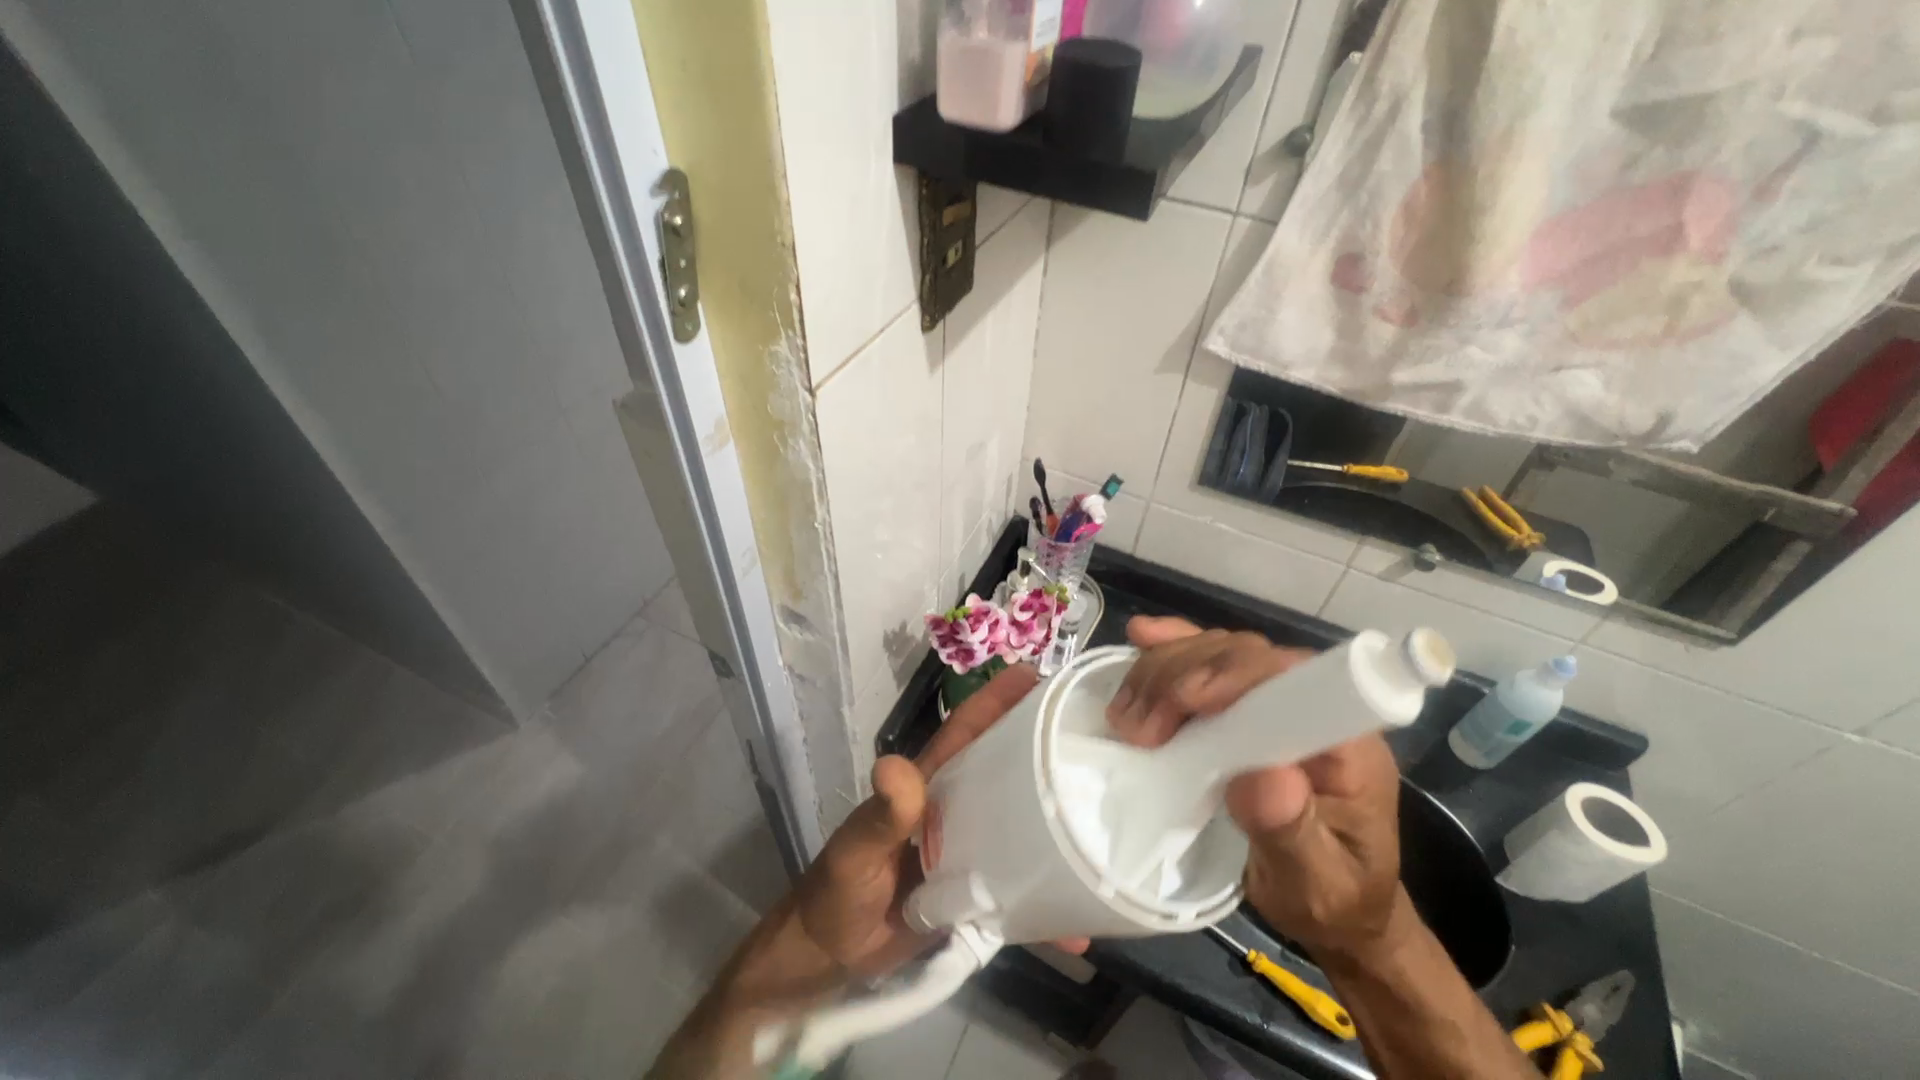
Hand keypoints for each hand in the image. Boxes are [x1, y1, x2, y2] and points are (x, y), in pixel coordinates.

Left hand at [793, 663, 1089, 976]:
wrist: (832, 953)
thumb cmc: (838, 888)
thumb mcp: (858, 848)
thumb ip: (881, 813)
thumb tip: (894, 766)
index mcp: (930, 787)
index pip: (967, 732)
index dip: (997, 701)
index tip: (1037, 675)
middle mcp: (957, 812)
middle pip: (1009, 775)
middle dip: (1046, 756)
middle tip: (1097, 745)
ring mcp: (970, 854)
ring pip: (1023, 832)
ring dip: (1059, 834)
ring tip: (1110, 834)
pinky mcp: (977, 897)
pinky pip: (1019, 897)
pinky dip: (1044, 913)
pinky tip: (1078, 931)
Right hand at [1108, 616, 1406, 962]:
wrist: (1335, 909)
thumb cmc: (1332, 899)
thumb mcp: (1317, 884)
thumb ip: (1294, 833)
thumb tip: (1265, 775)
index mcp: (1344, 741)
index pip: (1294, 678)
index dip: (1239, 674)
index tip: (1188, 701)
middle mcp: (1312, 706)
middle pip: (1246, 657)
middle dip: (1184, 677)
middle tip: (1138, 728)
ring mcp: (1277, 701)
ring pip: (1218, 653)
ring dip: (1164, 672)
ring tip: (1125, 719)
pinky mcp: (1244, 707)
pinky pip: (1208, 662)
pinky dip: (1172, 650)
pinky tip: (1140, 639)